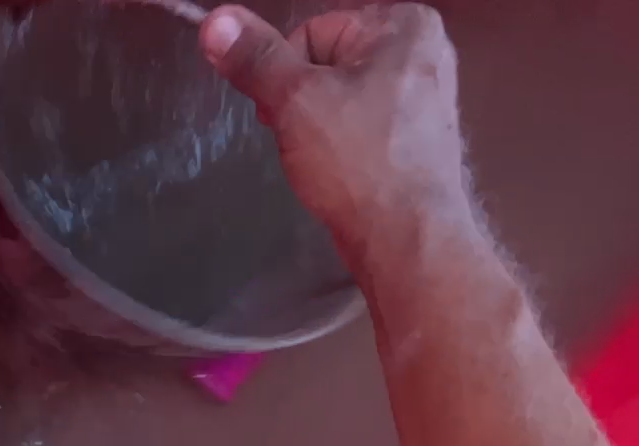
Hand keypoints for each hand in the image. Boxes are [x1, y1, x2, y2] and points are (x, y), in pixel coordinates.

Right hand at [199, 4, 473, 259]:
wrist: (404, 231)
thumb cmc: (356, 160)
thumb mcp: (294, 101)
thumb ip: (255, 60)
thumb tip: (215, 19)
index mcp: (401, 24)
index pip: (311, 32)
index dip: (281, 76)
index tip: (280, 116)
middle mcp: (422, 50)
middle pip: (325, 66)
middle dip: (299, 105)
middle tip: (300, 141)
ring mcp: (422, 97)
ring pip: (338, 102)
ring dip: (314, 130)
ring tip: (320, 162)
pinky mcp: (415, 139)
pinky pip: (358, 130)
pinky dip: (338, 150)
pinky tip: (338, 174)